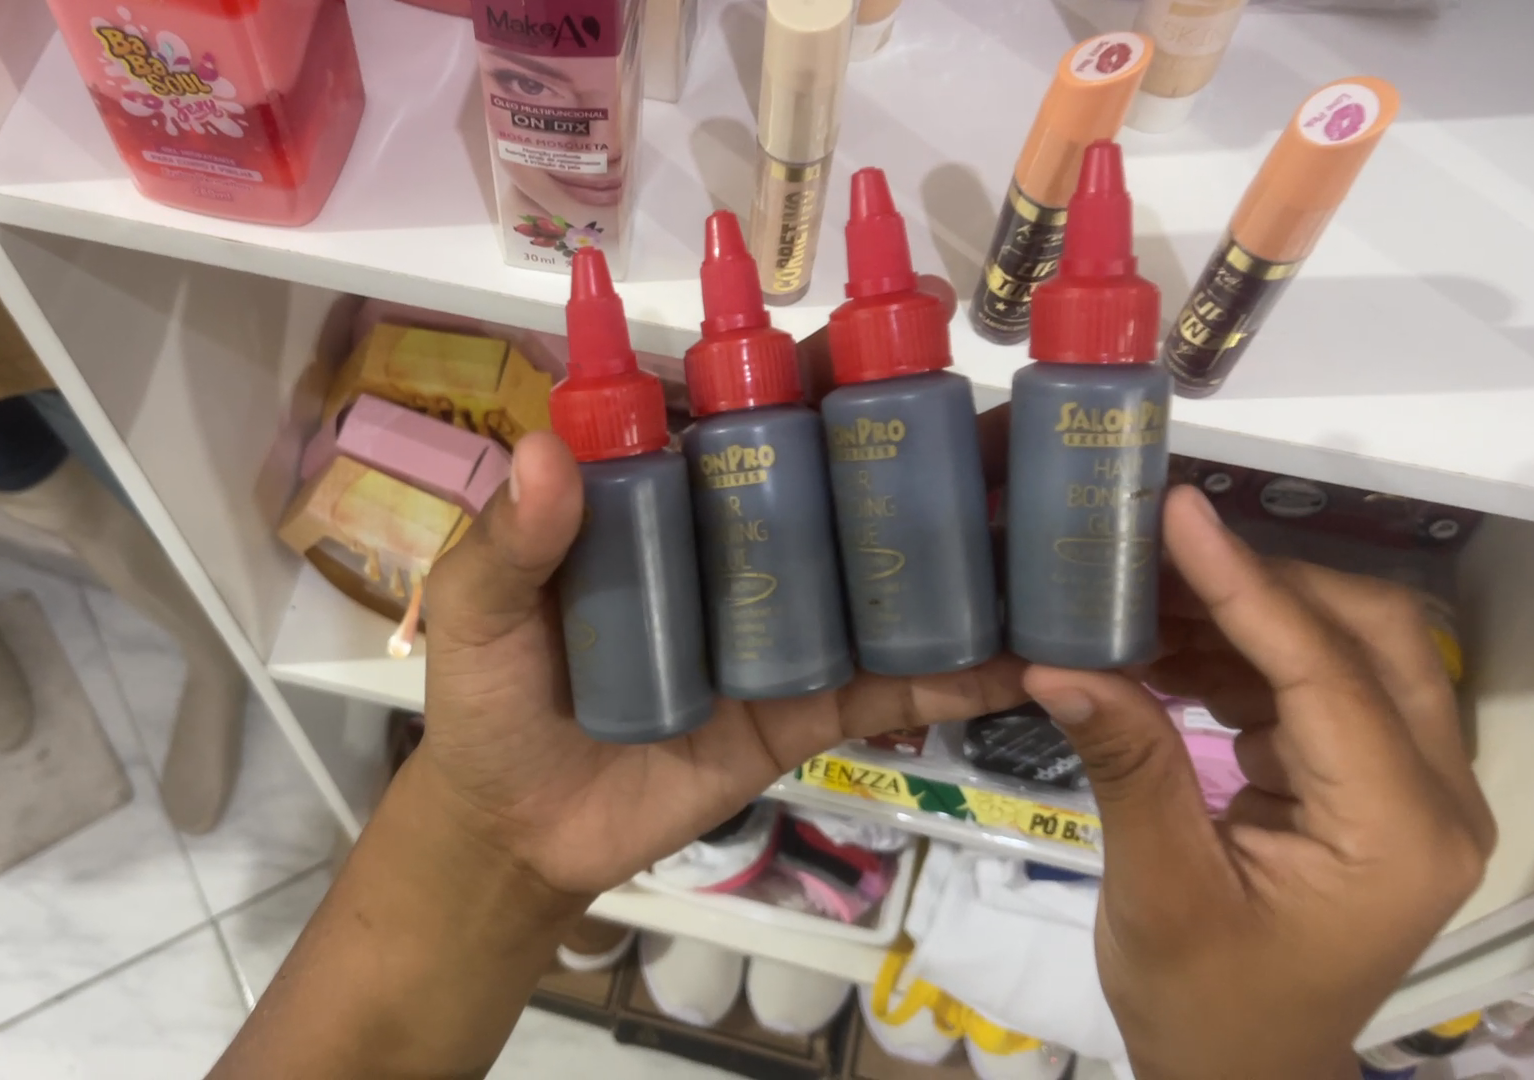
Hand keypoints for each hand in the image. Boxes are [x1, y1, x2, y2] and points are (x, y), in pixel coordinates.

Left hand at [415, 426, 1027, 897]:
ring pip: (878, 569)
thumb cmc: (489, 703)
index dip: (799, 366)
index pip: (735, 414)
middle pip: (828, 478)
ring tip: (1054, 508)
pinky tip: (1040, 649)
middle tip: (1006, 408)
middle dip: (911, 439)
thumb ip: (510, 543)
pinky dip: (960, 669)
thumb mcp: (479, 612)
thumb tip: (544, 448)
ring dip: (962, 542)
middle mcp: (728, 551)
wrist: (524, 831)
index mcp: (657, 508)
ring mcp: (777, 627)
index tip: (883, 318)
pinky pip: (889, 683)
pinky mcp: (804, 707)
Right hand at [1025, 487, 1493, 1078]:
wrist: (1234, 1061)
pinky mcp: (1340, 782)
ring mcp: (1386, 785)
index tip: (1176, 514)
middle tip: (1148, 545)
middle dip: (1258, 578)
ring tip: (1133, 589)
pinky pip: (1295, 684)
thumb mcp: (1157, 885)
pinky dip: (1224, 649)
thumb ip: (1124, 765)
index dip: (1246, 584)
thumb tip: (1054, 664)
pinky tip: (1151, 647)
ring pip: (1334, 651)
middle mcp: (1421, 794)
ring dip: (1235, 609)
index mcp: (1396, 830)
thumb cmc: (1203, 993)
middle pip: (1367, 639)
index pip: (1326, 672)